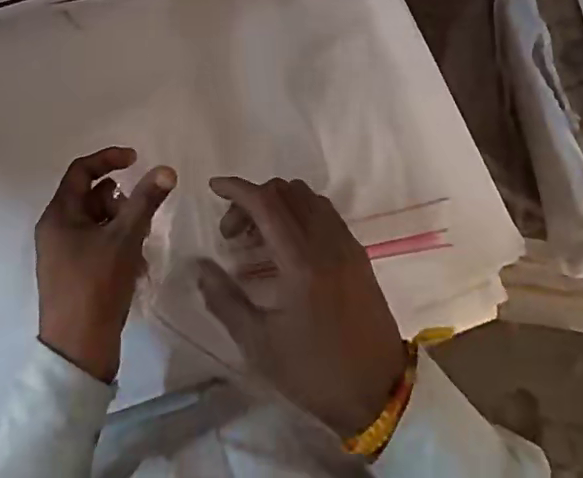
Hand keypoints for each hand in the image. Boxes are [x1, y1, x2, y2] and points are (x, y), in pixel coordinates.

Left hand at [34, 147, 175, 382]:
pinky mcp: (73, 274)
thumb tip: (166, 170)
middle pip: (91, 197)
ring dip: (124, 226)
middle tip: (142, 217)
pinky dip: (118, 247)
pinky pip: (97, 245)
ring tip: (142, 246)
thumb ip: (145, 201)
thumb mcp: (124, 239)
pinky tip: (137, 268)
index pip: (81, 171)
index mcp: (58, 215)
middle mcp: (56, 229)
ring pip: (98, 223)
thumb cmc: (96, 287)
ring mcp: (63, 253)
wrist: (78, 352)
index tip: (136, 159)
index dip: (108, 159)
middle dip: (121, 202)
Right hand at [196, 177, 406, 438]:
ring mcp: (347, 245)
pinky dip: (300, 212)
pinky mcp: (359, 255)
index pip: (266, 203)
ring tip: (259, 237)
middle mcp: (326, 242)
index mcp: (301, 261)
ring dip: (277, 203)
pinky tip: (287, 244)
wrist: (382, 395)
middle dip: (252, 199)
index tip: (213, 188)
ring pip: (307, 197)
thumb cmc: (316, 372)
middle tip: (233, 233)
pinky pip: (325, 212)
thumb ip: (225, 299)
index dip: (237, 189)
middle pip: (285, 191)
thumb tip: (200, 266)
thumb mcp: (260, 345)